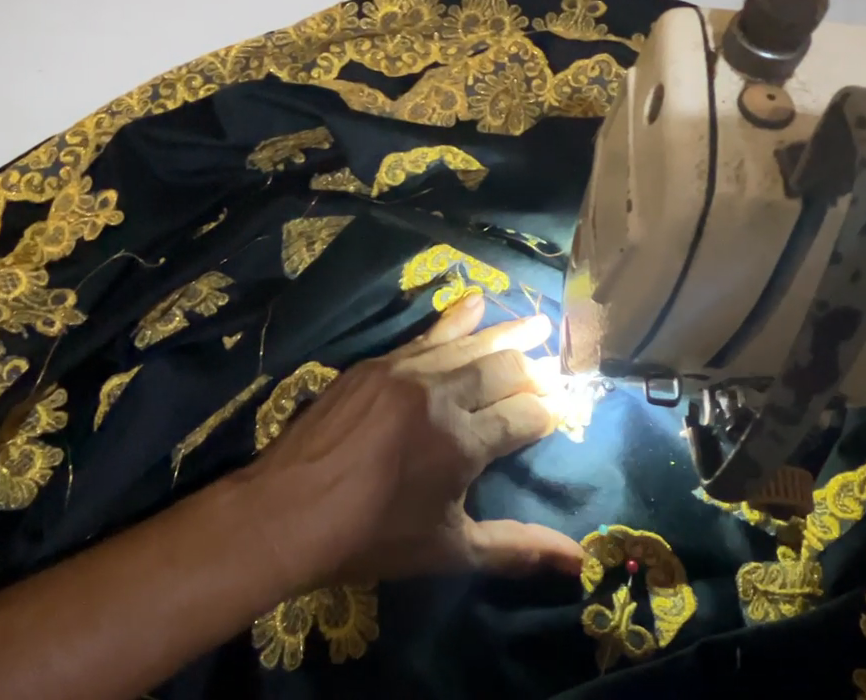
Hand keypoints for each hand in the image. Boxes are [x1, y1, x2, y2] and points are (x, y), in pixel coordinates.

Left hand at [235, 293, 586, 594]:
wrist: (286, 511)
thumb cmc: (370, 537)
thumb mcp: (448, 550)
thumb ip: (516, 549)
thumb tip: (579, 561)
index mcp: (461, 443)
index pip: (525, 416)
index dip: (549, 413)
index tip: (563, 411)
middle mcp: (439, 396)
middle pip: (502, 370)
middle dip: (534, 371)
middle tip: (558, 368)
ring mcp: (404, 373)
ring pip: (469, 345)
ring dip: (507, 334)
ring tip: (539, 322)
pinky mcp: (375, 364)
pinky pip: (425, 336)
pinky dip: (455, 320)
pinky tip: (476, 304)